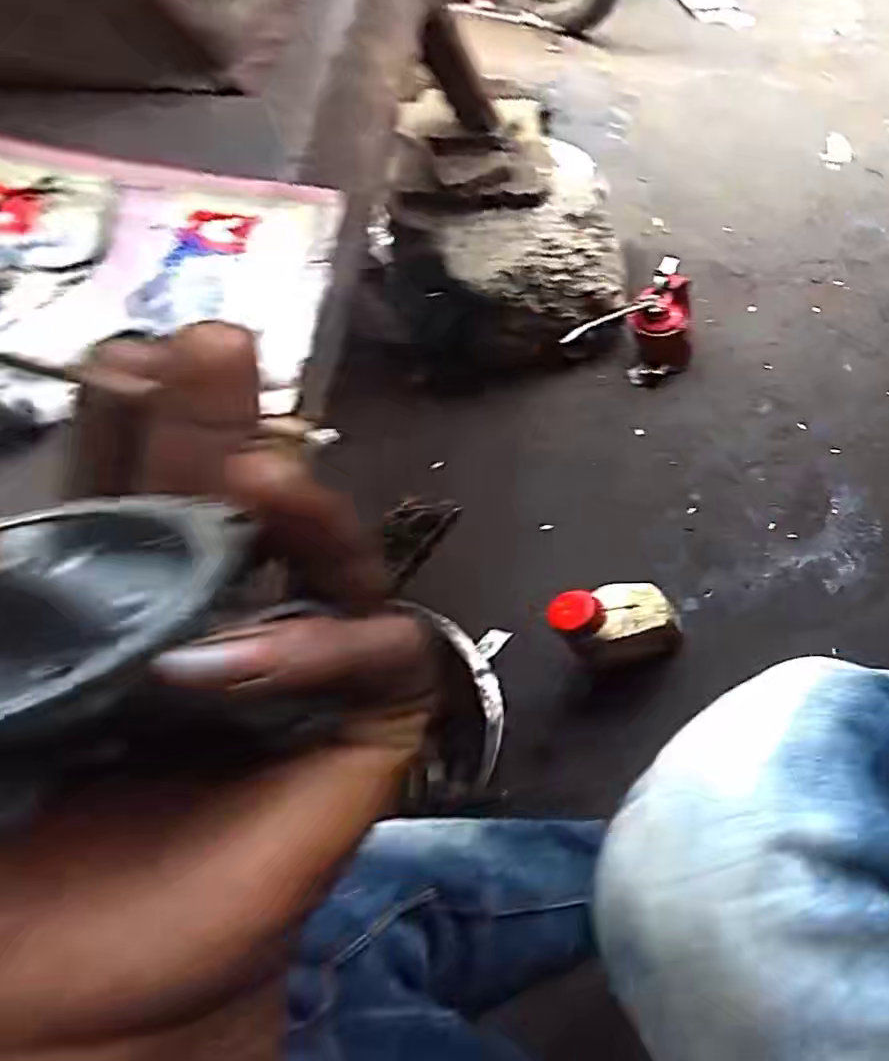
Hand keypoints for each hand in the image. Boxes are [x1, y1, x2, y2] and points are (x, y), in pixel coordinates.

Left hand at [0, 324, 437, 1056]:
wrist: (66, 986)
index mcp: (128, 609)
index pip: (143, 499)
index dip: (141, 426)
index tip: (132, 355)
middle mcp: (236, 615)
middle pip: (252, 508)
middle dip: (234, 424)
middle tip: (217, 347)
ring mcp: (319, 661)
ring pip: (345, 566)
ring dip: (310, 518)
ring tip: (265, 476)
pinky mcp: (378, 712)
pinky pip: (378, 659)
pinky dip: (317, 654)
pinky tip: (233, 668)